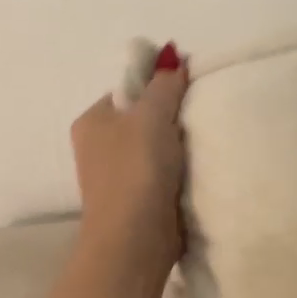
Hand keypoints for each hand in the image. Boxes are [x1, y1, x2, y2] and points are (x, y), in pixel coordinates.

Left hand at [67, 58, 189, 291]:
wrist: (134, 240)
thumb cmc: (136, 172)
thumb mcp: (151, 118)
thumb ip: (164, 86)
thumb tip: (173, 57)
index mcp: (92, 121)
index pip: (129, 90)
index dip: (159, 86)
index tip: (190, 91)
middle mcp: (99, 147)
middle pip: (143, 119)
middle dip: (172, 119)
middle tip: (201, 118)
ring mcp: (118, 177)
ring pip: (156, 149)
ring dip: (179, 148)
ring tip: (204, 147)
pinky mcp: (139, 201)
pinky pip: (164, 176)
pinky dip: (181, 173)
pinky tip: (198, 174)